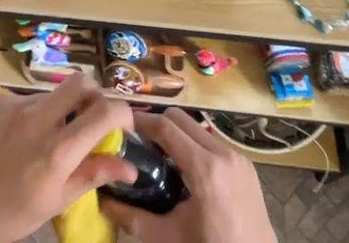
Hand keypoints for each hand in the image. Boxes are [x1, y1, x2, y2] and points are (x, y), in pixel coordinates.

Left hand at [0, 75, 137, 242]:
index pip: (104, 110)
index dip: (122, 112)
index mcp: (59, 149)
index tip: (123, 126)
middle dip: (94, 95)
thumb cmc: (14, 212)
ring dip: (60, 109)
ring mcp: (15, 105)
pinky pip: (26, 98)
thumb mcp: (58, 200)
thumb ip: (94, 174)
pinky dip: (32, 113)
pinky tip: (21, 136)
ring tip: (49, 136)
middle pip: (81, 81)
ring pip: (52, 93)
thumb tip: (130, 167)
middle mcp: (39, 118)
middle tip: (91, 118)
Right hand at [101, 109, 275, 241]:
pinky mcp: (247, 166)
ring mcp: (239, 158)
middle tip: (139, 144)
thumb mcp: (168, 238)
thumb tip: (101, 200)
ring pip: (198, 128)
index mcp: (205, 168)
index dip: (140, 122)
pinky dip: (194, 146)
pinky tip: (185, 172)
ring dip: (176, 135)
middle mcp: (224, 154)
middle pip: (181, 118)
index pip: (165, 126)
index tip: (121, 127)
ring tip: (160, 158)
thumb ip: (133, 217)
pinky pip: (213, 143)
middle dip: (157, 125)